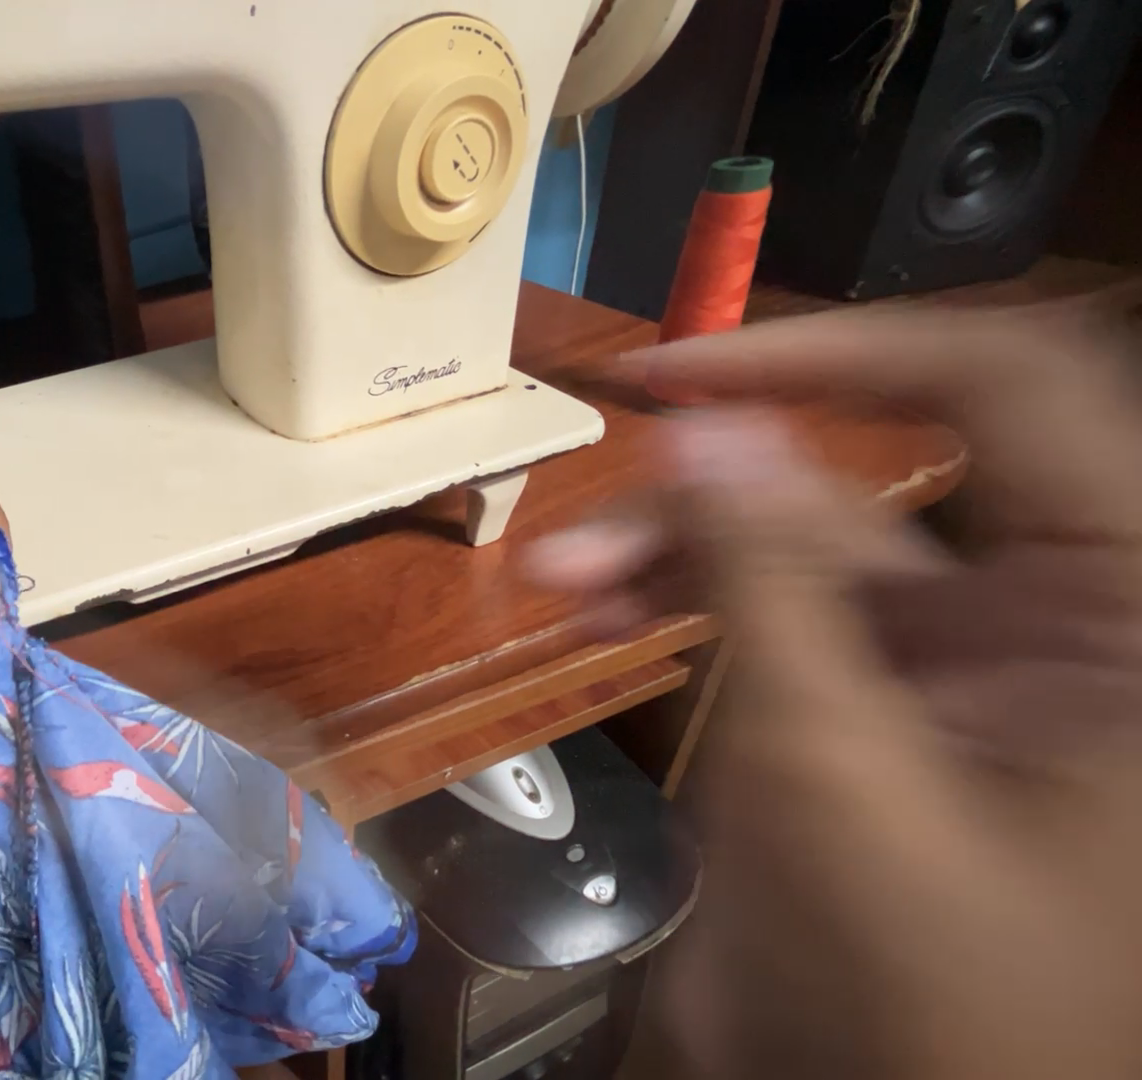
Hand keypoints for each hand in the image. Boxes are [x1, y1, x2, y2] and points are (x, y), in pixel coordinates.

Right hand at [528, 288, 1141, 1078]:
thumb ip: (768, 589)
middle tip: (570, 535)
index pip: (999, 398)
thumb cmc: (925, 984)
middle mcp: (1037, 612)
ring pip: (777, 553)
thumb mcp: (835, 770)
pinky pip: (754, 613)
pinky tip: (593, 617)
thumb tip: (700, 437)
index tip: (669, 372)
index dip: (828, 356)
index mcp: (1115, 613)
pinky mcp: (858, 697)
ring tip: (555, 586)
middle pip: (843, 490)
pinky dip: (668, 604)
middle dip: (690, 505)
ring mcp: (940, 658)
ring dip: (657, 557)